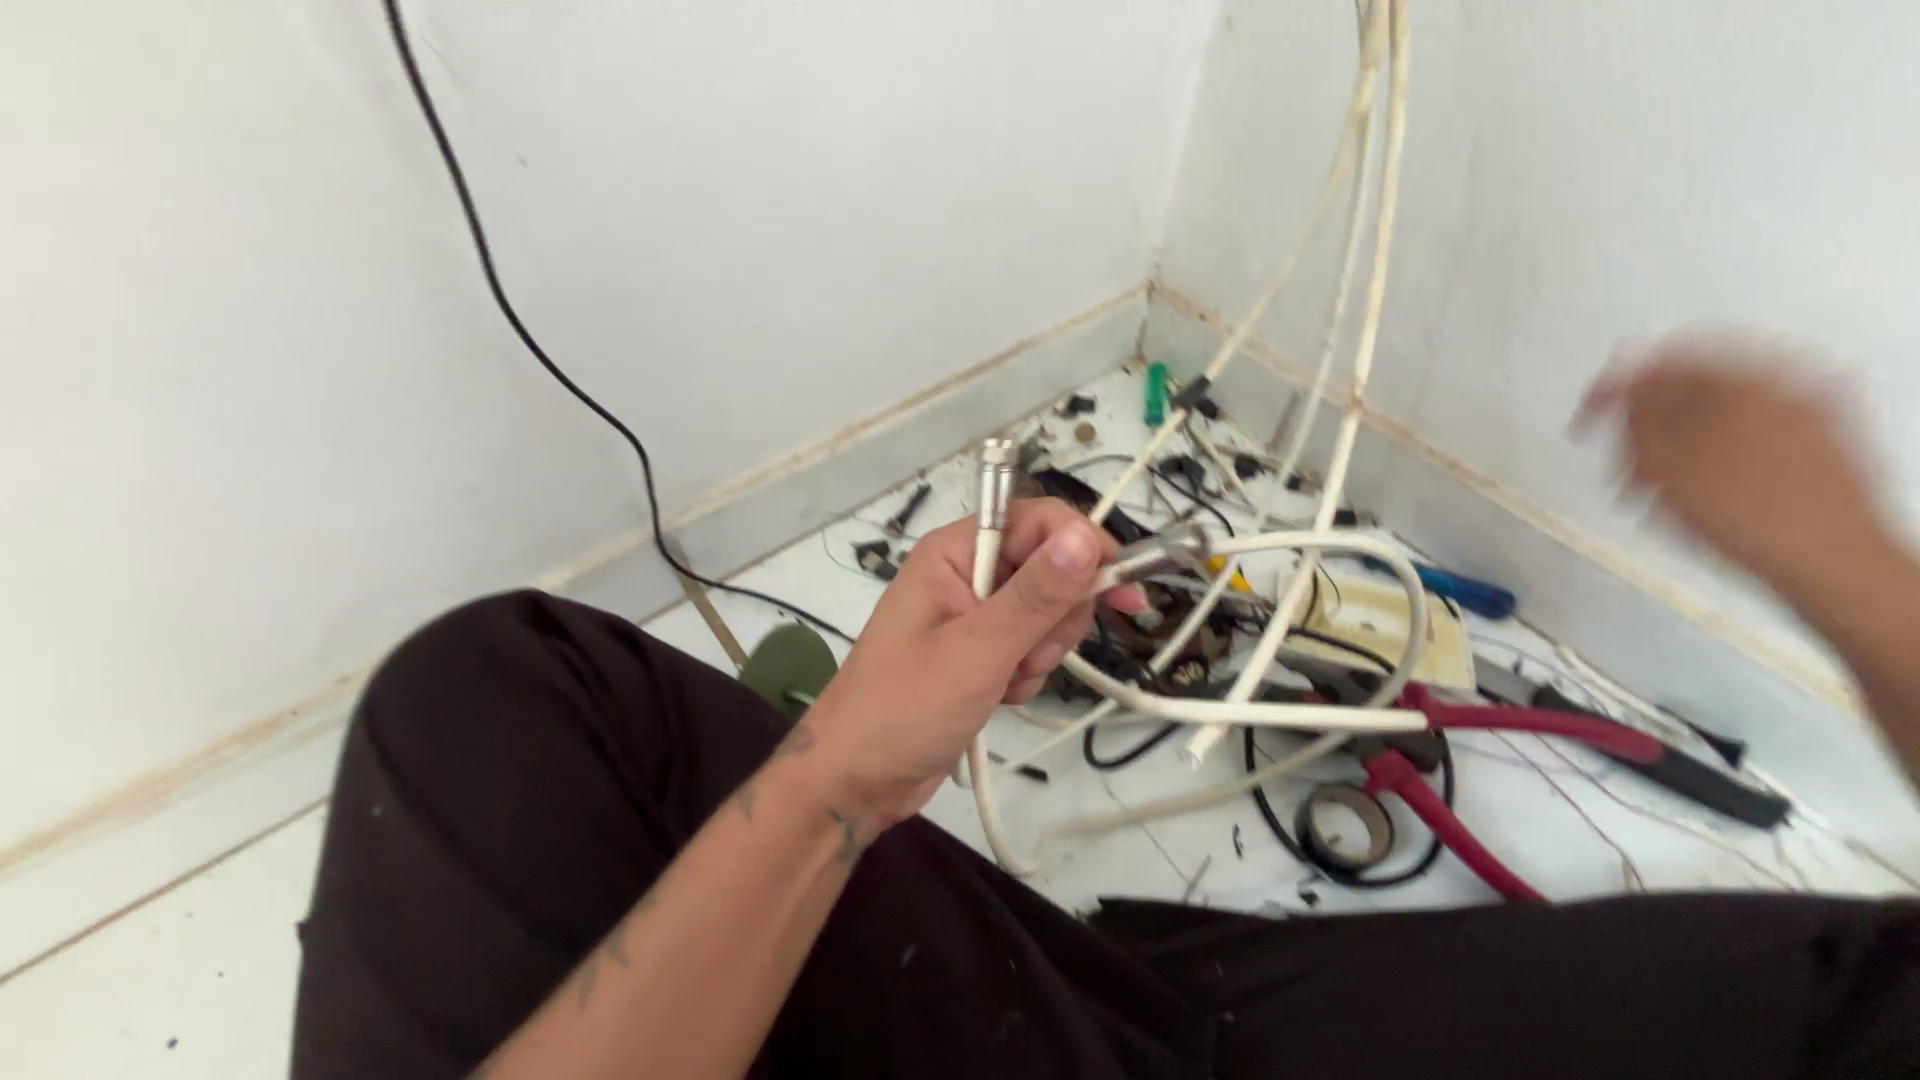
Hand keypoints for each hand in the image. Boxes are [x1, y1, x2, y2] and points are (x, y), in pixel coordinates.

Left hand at [798, 498, 1147, 828]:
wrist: (858, 779)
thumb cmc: (906, 707)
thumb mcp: (978, 649)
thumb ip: (1036, 594)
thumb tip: (1085, 535)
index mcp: (954, 552)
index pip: (1038, 520)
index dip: (1082, 547)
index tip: (1118, 590)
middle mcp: (965, 573)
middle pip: (1050, 568)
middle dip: (1054, 617)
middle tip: (1026, 653)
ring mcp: (974, 616)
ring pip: (1046, 614)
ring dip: (1039, 652)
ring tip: (1002, 682)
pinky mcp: (980, 654)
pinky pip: (1030, 648)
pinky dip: (1025, 674)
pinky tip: (998, 697)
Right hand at [1576, 328, 1889, 592]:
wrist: (1827, 562)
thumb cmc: (1751, 512)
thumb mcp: (1662, 457)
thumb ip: (1635, 410)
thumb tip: (1620, 380)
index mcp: (1749, 378)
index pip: (1661, 362)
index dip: (1611, 390)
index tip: (1589, 415)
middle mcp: (1787, 389)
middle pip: (1687, 396)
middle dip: (1644, 432)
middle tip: (1623, 463)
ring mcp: (1809, 422)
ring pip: (1711, 425)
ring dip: (1670, 455)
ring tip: (1652, 492)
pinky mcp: (1817, 455)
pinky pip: (1740, 447)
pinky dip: (1706, 467)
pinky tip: (1691, 499)